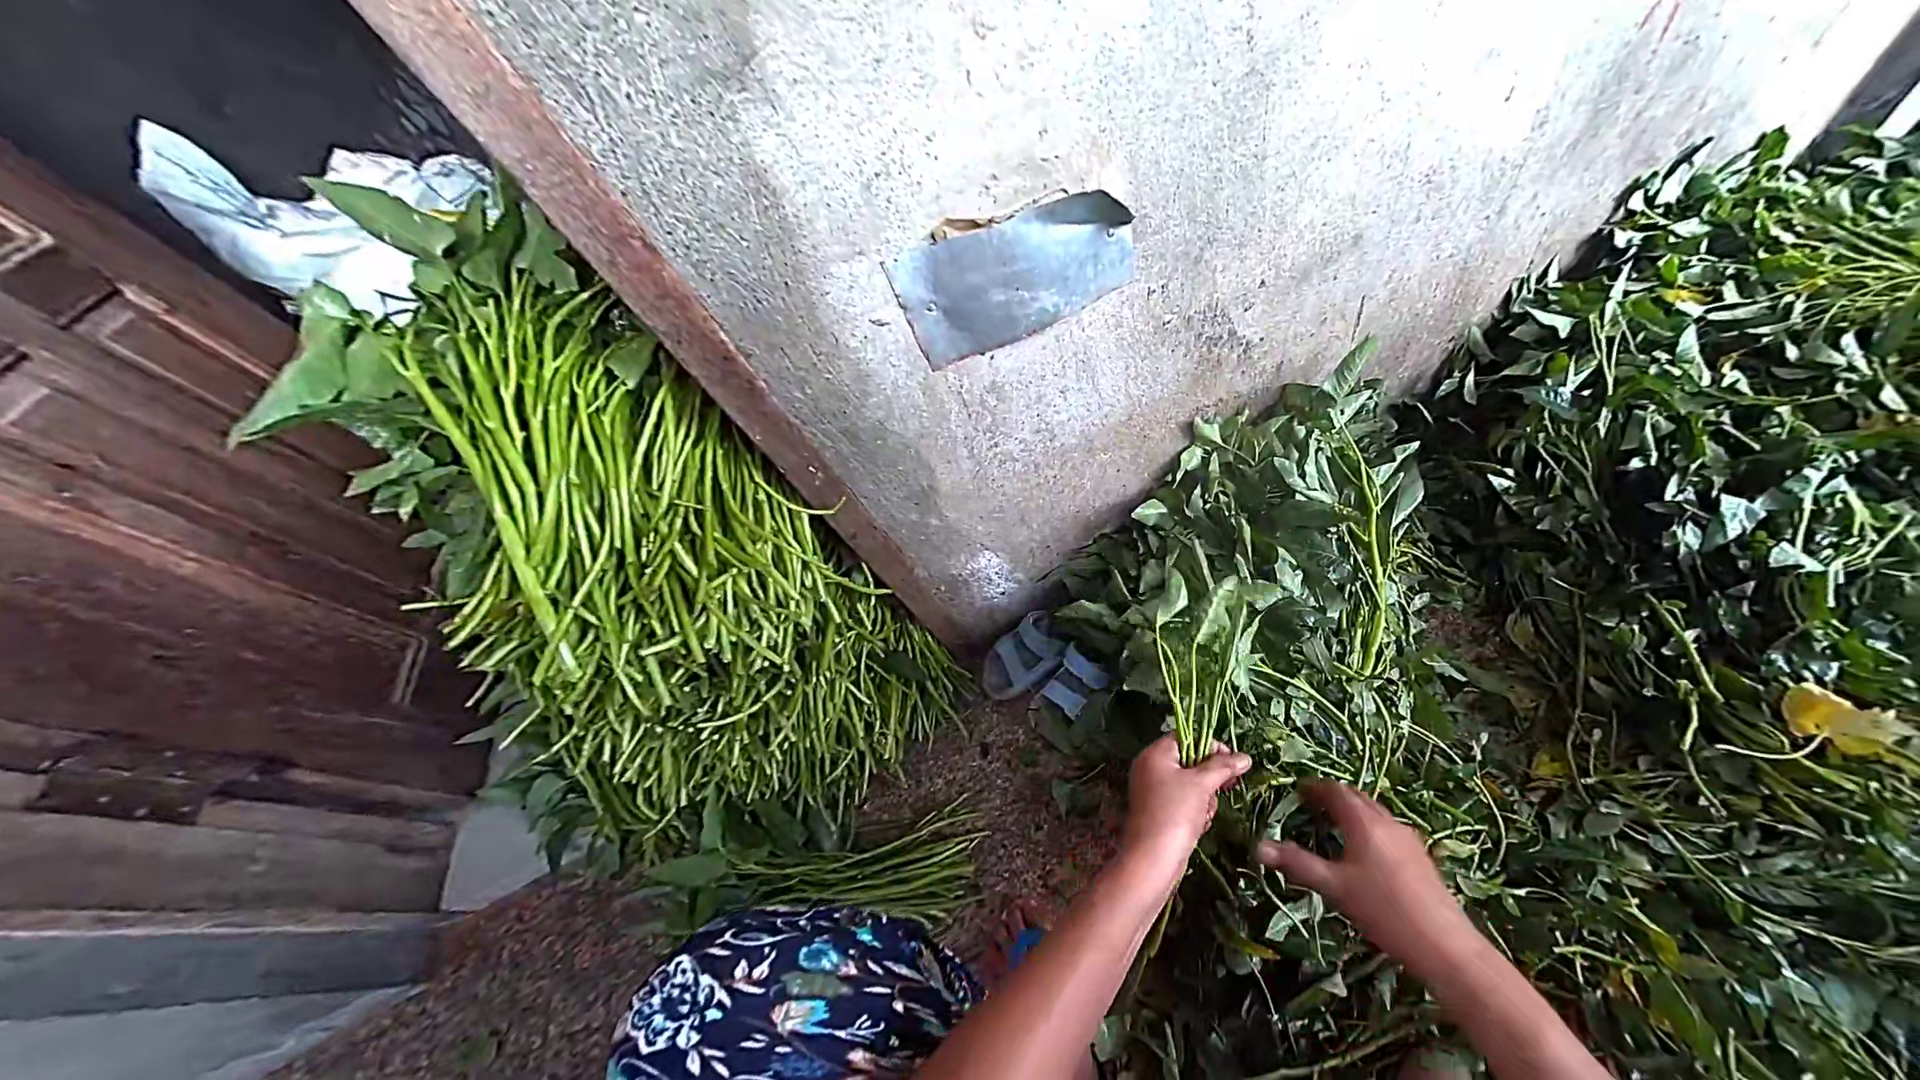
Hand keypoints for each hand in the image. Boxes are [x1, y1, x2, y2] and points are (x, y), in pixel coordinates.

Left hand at [1120, 736, 1249, 878]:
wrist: (1154, 857)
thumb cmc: (1175, 812)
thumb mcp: (1201, 784)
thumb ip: (1222, 767)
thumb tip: (1244, 756)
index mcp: (1155, 754)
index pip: (1185, 737)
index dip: (1210, 746)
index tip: (1231, 761)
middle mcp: (1151, 767)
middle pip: (1190, 761)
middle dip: (1209, 778)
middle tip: (1224, 788)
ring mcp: (1153, 790)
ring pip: (1191, 784)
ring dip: (1205, 798)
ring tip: (1204, 812)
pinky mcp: (1160, 810)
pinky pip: (1185, 801)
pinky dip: (1196, 811)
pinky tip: (1199, 824)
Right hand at [1255, 781, 1481, 979]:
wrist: (1446, 947)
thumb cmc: (1383, 910)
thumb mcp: (1334, 886)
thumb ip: (1297, 863)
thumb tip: (1258, 846)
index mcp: (1364, 822)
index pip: (1335, 791)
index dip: (1314, 787)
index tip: (1297, 791)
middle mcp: (1388, 823)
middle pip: (1357, 797)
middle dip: (1333, 796)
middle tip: (1310, 805)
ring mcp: (1409, 840)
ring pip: (1375, 813)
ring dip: (1353, 812)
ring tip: (1333, 825)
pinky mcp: (1422, 858)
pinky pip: (1388, 829)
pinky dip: (1369, 828)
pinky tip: (1364, 852)